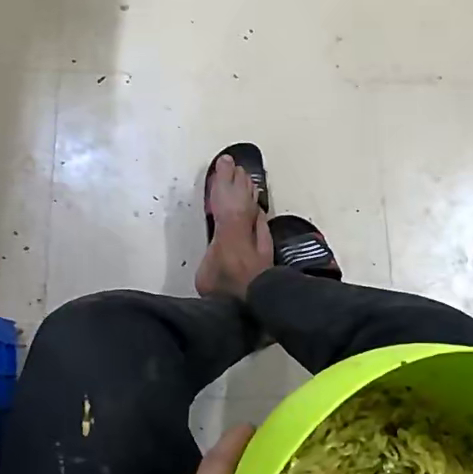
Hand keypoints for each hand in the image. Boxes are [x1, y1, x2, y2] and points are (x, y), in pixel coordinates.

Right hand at [196, 156, 272, 299]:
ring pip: (253, 210)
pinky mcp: (265, 255)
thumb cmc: (227, 293)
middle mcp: (247, 233)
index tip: (224, 164)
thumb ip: (212, 257)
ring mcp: (259, 244)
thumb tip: (217, 252)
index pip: (227, 201)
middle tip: (235, 167)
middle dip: (238, 183)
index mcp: (230, 234)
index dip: (224, 182)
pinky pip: (259, 224)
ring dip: (249, 193)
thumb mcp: (207, 275)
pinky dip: (255, 214)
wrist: (256, 309)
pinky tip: (256, 211)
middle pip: (243, 201)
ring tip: (244, 179)